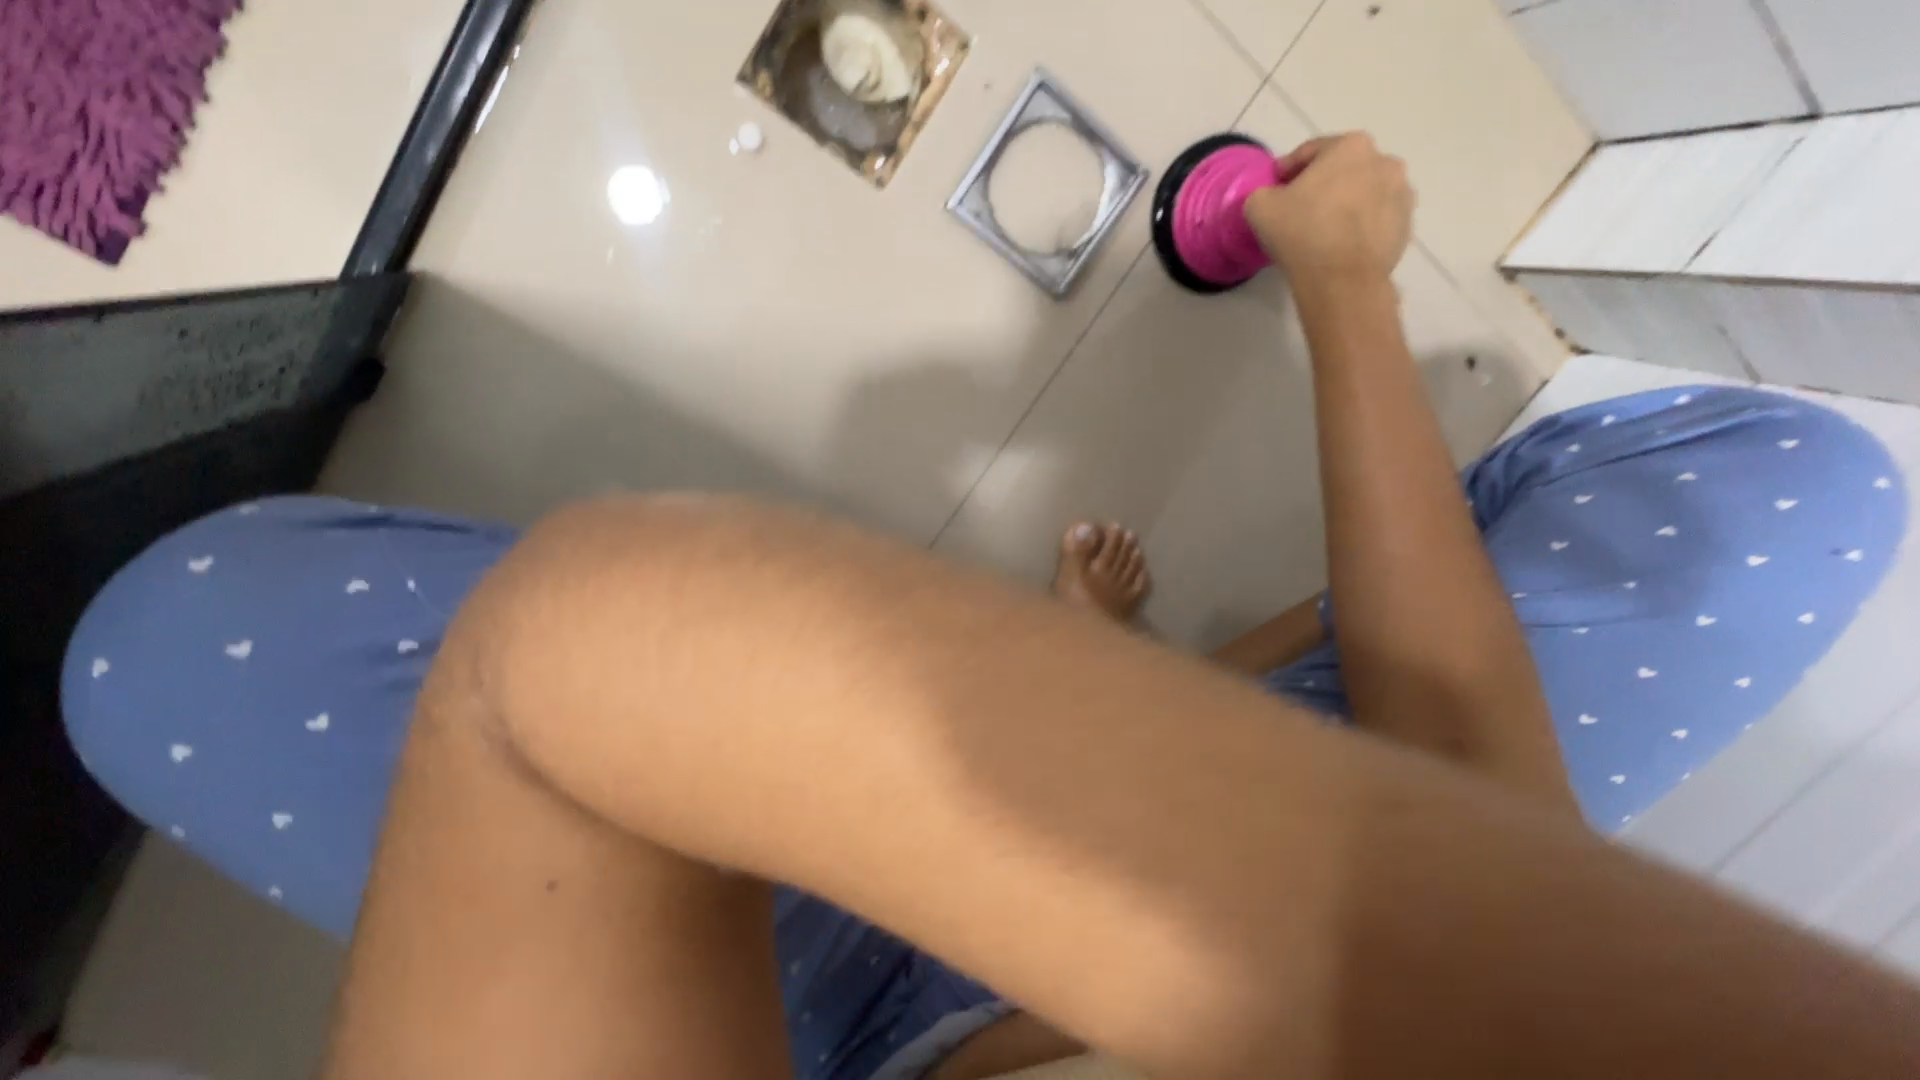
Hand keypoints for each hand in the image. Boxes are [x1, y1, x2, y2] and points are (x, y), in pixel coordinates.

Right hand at [1243, 133, 1414, 284]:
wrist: (1342, 279)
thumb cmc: (1302, 233)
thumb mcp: (1259, 206)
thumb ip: (1263, 192)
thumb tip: (1272, 197)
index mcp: (1350, 146)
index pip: (1311, 152)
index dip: (1287, 169)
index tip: (1274, 187)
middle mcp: (1384, 161)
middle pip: (1343, 169)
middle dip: (1322, 184)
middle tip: (1299, 209)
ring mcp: (1402, 193)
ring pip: (1364, 193)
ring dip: (1346, 203)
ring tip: (1324, 229)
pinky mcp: (1406, 225)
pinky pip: (1377, 218)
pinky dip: (1361, 225)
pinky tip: (1342, 244)